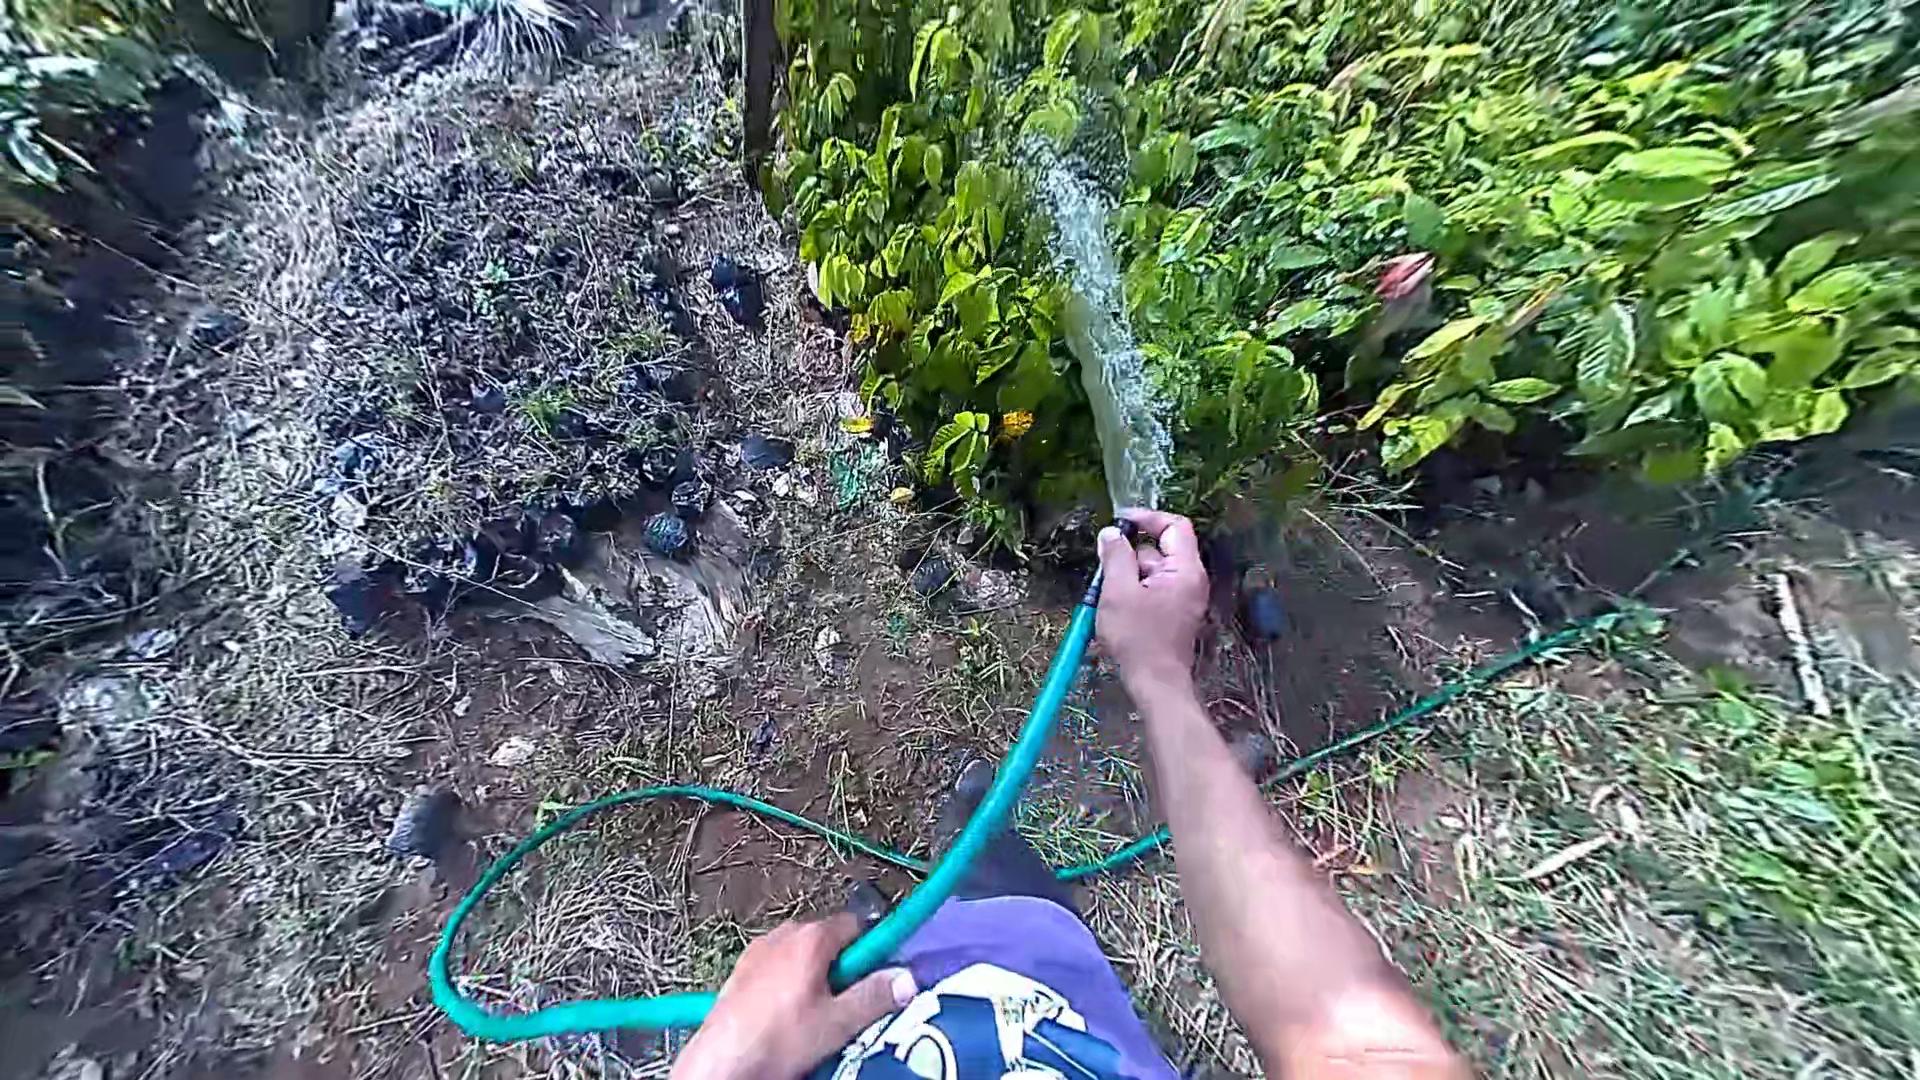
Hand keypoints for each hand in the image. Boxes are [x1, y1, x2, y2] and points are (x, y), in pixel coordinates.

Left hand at [671, 913, 916, 1079]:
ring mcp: (762, 945)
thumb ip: (873, 996)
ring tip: (811, 1009)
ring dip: (814, 968)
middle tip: (843, 1000)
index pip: (857, 924)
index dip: (870, 948)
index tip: (874, 974)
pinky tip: (782, 1009)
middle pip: (830, 935)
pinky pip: (778, 959)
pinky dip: (787, 974)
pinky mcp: (742, 964)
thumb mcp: (835, 1025)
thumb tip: (909, 978)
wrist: (718, 1065)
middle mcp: (788, 929)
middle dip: (841, 962)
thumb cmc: (780, 1040)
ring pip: (803, 948)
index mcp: (814, 935)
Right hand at [1095, 508, 1208, 692]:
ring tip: (1105, 595)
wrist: (1155, 684)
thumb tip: (1111, 533)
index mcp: (1185, 571)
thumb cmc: (1137, 638)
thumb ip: (1115, 557)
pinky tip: (1113, 608)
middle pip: (1159, 550)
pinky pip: (1151, 590)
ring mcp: (1183, 598)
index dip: (1147, 518)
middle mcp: (1190, 581)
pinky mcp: (1173, 614)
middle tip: (1103, 568)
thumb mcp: (1118, 592)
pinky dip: (1131, 592)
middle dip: (1129, 554)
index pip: (1174, 526)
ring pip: (1151, 572)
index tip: (1119, 521)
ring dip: (1126, 576)